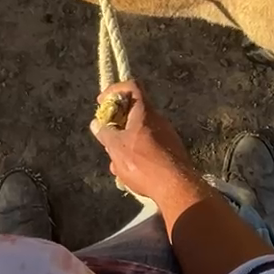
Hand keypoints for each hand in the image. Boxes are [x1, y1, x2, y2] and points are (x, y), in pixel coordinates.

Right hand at [90, 81, 206, 203]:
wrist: (176, 187)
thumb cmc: (143, 163)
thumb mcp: (116, 148)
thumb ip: (105, 133)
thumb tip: (96, 124)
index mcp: (145, 112)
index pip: (132, 86)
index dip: (115, 89)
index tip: (102, 102)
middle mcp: (158, 120)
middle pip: (134, 113)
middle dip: (117, 127)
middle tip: (108, 142)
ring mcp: (167, 136)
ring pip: (139, 135)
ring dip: (126, 146)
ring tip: (117, 167)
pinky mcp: (171, 152)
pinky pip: (149, 149)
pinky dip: (137, 157)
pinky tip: (131, 177)